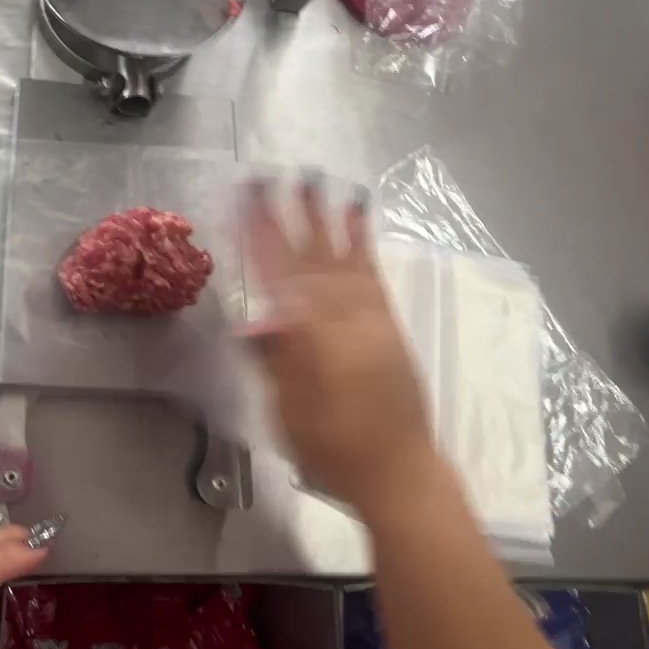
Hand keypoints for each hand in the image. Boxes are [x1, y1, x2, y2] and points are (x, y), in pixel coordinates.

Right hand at [243, 177, 438, 506]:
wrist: (400, 474)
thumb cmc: (333, 448)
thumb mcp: (290, 413)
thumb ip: (276, 362)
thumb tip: (253, 320)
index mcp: (315, 338)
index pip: (280, 274)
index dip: (261, 233)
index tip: (248, 199)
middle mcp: (345, 318)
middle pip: (313, 255)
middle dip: (294, 212)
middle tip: (281, 174)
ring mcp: (371, 318)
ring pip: (345, 256)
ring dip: (330, 216)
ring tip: (322, 181)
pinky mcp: (389, 324)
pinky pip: (373, 274)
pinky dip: (363, 242)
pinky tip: (357, 220)